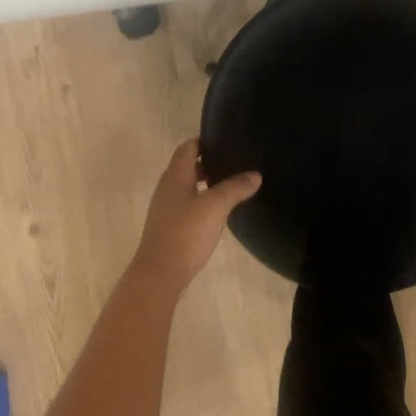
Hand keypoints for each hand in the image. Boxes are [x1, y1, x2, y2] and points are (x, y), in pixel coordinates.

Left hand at [131, 139, 260, 291]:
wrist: (160, 274)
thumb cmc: (186, 233)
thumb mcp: (216, 206)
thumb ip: (235, 188)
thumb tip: (256, 175)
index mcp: (175, 176)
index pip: (188, 148)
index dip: (204, 141)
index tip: (225, 140)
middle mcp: (167, 188)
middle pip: (186, 166)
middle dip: (207, 162)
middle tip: (232, 162)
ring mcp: (165, 209)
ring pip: (186, 187)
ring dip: (204, 182)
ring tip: (229, 185)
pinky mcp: (168, 227)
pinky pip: (186, 204)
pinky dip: (200, 200)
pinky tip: (217, 211)